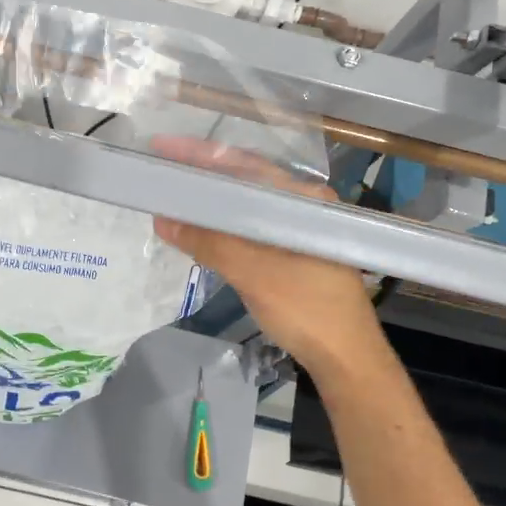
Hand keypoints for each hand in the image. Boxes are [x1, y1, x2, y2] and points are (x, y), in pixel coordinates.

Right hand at [148, 136, 377, 372]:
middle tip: (159, 168)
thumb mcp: (253, 273)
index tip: (162, 148)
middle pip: (244, 181)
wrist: (346, 358)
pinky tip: (198, 229)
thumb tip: (162, 218)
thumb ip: (208, 242)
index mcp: (303, 199)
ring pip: (245, 206)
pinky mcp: (292, 254)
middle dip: (201, 175)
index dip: (200, 155)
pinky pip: (249, 229)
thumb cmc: (307, 309)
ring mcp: (298, 231)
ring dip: (209, 202)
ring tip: (170, 194)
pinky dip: (221, 226)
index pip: (244, 164)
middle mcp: (303, 207)